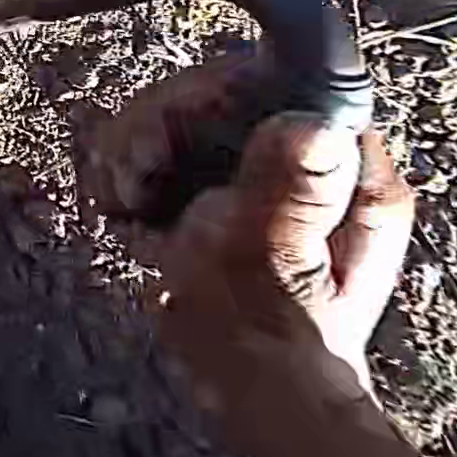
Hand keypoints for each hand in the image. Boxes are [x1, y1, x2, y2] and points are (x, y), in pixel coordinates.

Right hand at [85, 62, 438, 456]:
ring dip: (128, 148)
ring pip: (170, 115)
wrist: (240, 377)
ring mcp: (250, 165)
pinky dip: (123, 166)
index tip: (160, 134)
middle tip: (129, 173)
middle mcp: (297, 153)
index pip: (266, 79)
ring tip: (120, 196)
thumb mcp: (272, 258)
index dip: (203, 93)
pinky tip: (118, 200)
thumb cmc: (263, 325)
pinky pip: (153, 144)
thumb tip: (310, 123)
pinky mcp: (213, 180)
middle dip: (151, 126)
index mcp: (339, 166)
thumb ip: (288, 191)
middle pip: (205, 94)